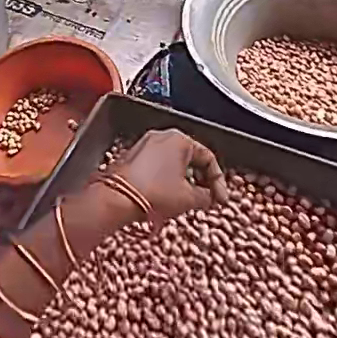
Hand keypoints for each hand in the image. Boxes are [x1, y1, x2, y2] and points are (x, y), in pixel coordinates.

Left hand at [104, 129, 228, 221]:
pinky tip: (167, 196)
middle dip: (201, 180)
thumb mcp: (189, 198)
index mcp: (179, 139)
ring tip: (187, 201)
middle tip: (206, 199)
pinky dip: (166, 179)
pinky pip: (157, 166)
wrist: (116, 199)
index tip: (220, 199)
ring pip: (173, 162)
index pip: (208, 158)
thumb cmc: (153, 193)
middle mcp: (160, 137)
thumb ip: (207, 196)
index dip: (218, 181)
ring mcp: (144, 145)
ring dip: (184, 180)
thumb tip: (210, 198)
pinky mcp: (131, 156)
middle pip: (190, 158)